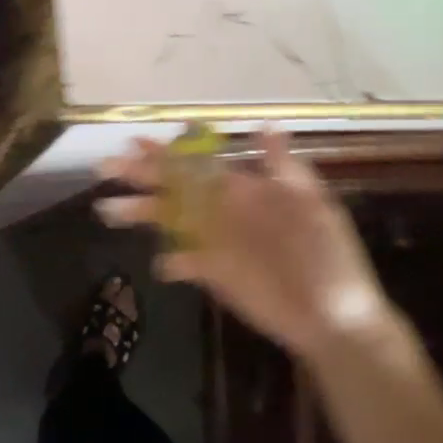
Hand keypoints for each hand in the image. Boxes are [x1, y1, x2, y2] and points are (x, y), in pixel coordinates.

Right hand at [97, 129, 395, 358]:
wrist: (337, 317)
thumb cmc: (329, 256)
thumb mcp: (313, 205)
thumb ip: (284, 168)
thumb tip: (266, 125)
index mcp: (242, 189)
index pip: (196, 163)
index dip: (166, 152)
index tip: (135, 141)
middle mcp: (221, 210)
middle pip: (172, 188)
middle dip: (138, 176)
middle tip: (105, 167)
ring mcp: (215, 242)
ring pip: (169, 221)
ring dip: (139, 213)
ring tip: (107, 210)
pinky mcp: (215, 274)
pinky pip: (184, 262)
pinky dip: (171, 262)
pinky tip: (162, 265)